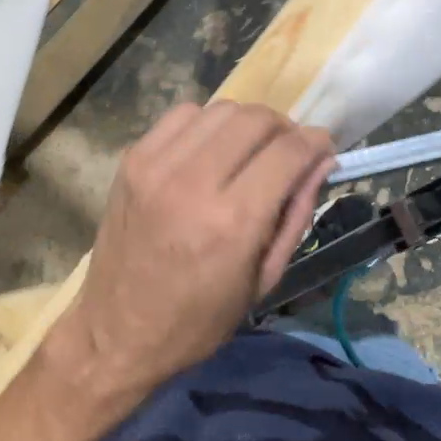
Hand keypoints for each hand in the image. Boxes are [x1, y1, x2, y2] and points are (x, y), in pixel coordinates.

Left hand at [51, 101, 334, 402]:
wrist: (117, 332)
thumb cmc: (198, 320)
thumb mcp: (264, 279)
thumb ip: (296, 213)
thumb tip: (321, 161)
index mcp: (232, 222)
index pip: (288, 152)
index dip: (315, 142)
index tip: (323, 148)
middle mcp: (193, 183)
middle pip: (256, 119)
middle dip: (284, 128)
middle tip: (288, 152)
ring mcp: (156, 166)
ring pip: (221, 109)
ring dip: (248, 123)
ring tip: (251, 150)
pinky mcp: (132, 159)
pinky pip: (182, 115)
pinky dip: (208, 124)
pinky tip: (211, 151)